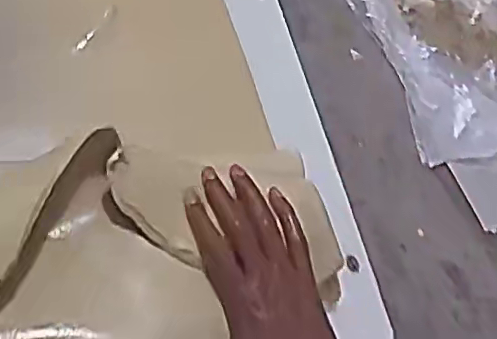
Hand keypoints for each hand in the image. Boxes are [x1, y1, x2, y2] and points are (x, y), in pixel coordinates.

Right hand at [184, 165, 335, 338]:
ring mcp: (286, 271)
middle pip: (237, 226)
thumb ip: (219, 304)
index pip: (214, 248)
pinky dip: (285, 213)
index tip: (190, 198)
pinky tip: (277, 195)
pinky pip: (295, 236)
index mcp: (240, 296)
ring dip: (249, 194)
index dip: (200, 220)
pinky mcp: (306, 276)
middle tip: (209, 174)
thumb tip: (202, 292)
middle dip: (221, 197)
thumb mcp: (233, 337)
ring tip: (237, 173)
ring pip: (265, 222)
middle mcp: (262, 275)